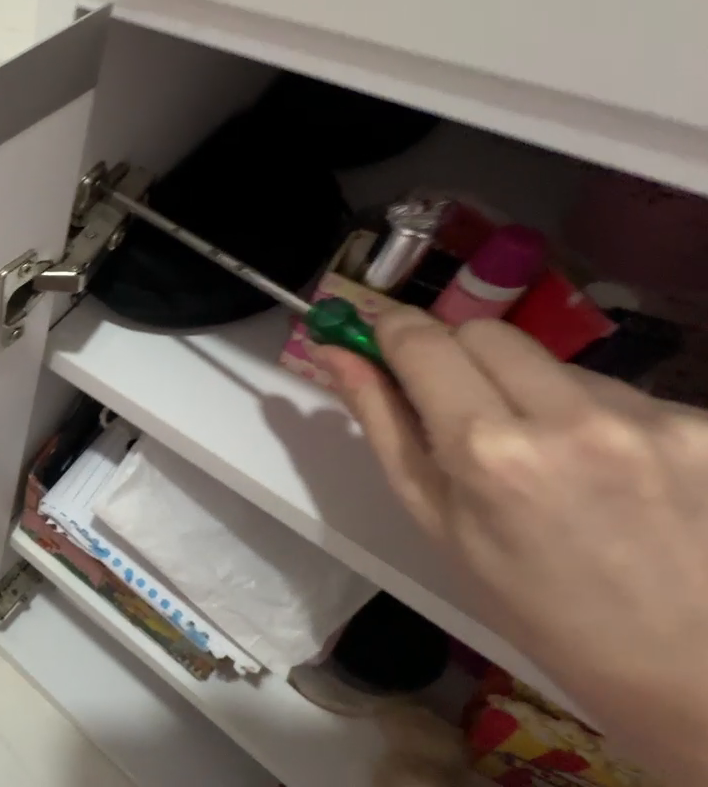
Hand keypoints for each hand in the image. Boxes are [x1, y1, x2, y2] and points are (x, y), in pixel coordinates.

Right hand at [318, 308, 707, 782]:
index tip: (381, 343)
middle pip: (485, 332)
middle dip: (456, 353)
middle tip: (458, 404)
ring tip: (550, 457)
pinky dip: (594, 414)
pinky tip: (609, 470)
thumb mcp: (433, 514)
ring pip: (552, 362)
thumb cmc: (532, 601)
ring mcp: (657, 421)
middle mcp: (575, 419)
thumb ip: (381, 420)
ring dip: (530, 388)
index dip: (392, 333)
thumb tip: (333, 351)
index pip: (422, 338)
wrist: (693, 673)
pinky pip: (619, 391)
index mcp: (490, 449)